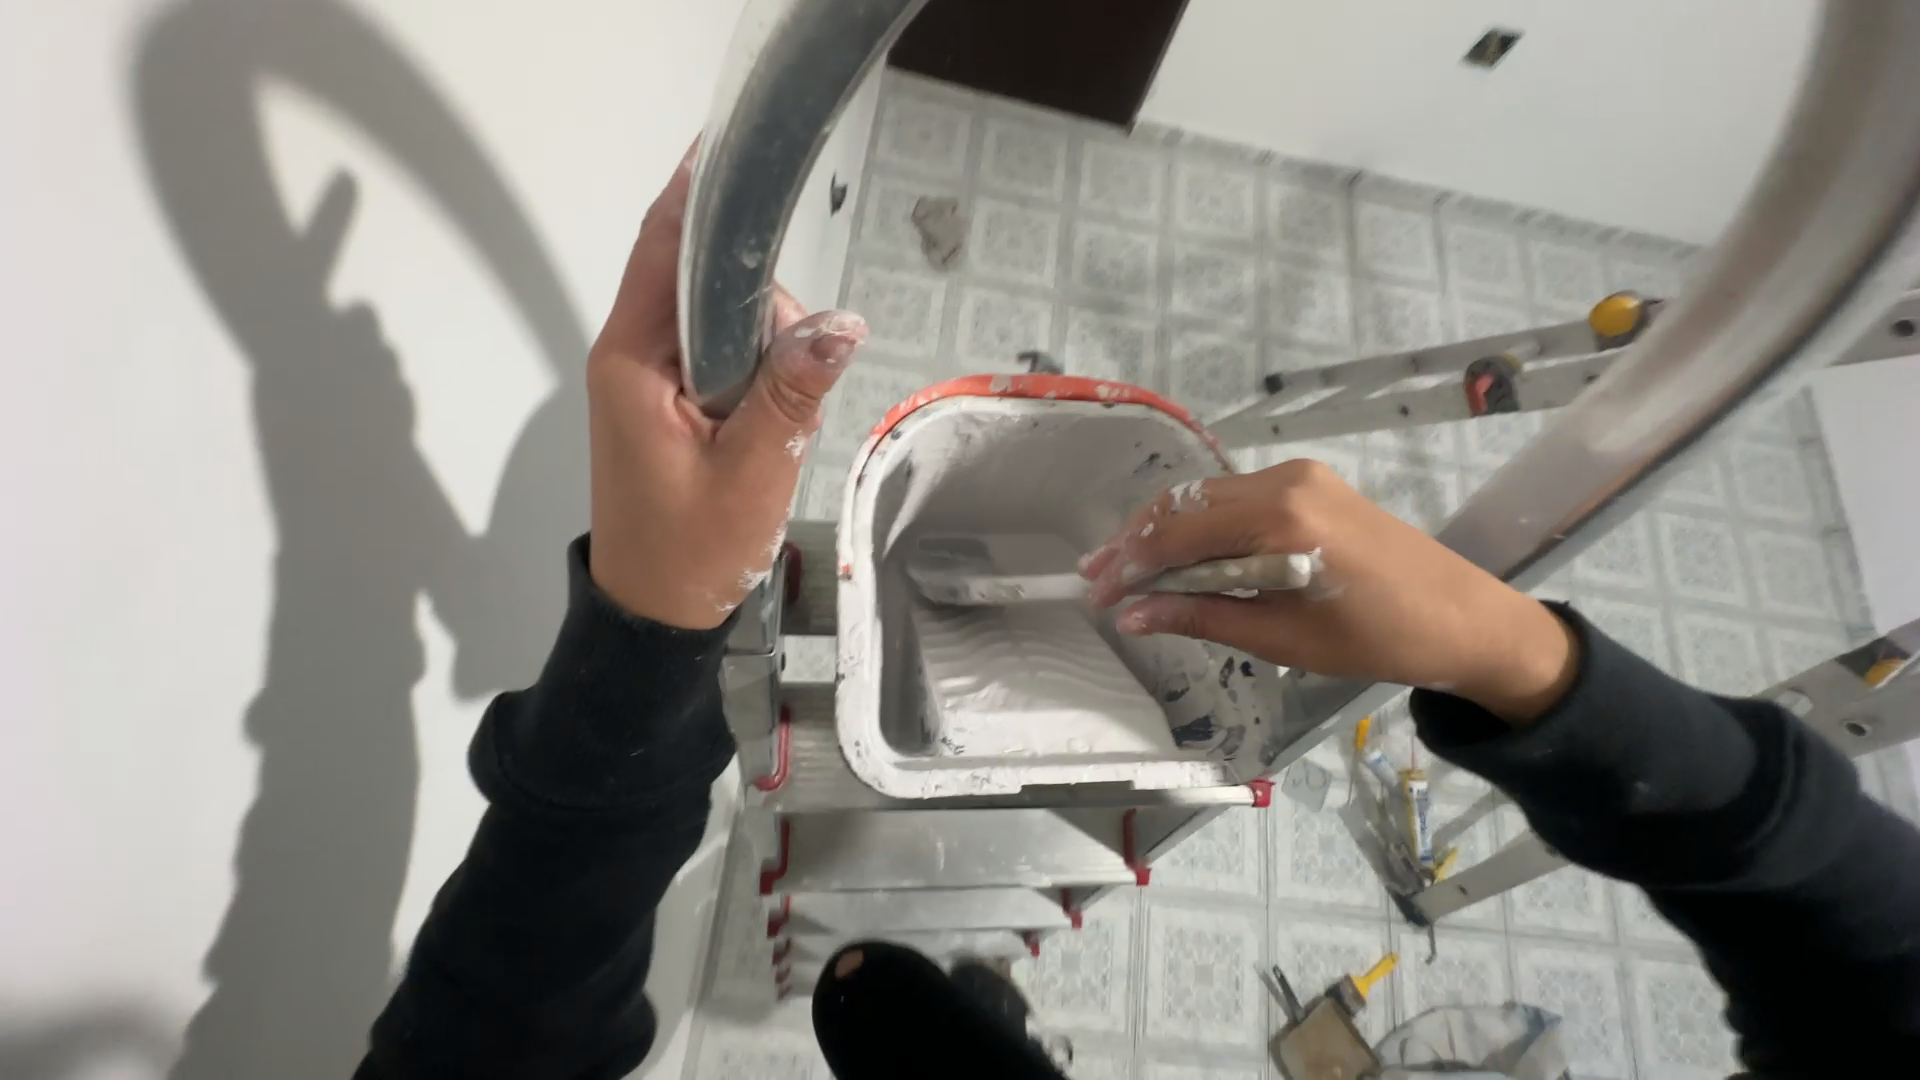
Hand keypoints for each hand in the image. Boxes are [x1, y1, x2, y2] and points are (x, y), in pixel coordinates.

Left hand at [586, 144, 865, 628]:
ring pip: (720, 322)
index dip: (704, 194)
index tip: (747, 150)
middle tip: (805, 366)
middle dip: (764, 303)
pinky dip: (759, 376)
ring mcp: (651, 381)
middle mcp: (635, 355)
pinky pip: (723, 360)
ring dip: (768, 349)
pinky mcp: (670, 404)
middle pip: (703, 279)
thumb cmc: (693, 548)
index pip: (666, 247)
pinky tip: (774, 424)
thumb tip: (843, 324)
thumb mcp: (754, 469)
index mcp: (636, 359)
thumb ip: (793, 392)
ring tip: (786, 418)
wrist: (658, 610)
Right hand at [1081, 460, 1578, 722]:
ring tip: (1123, 565)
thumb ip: (1201, 616)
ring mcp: (1295, 476)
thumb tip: (1132, 617)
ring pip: (1202, 497)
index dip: (1131, 565)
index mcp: (1281, 518)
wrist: (1466, 616)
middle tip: (1095, 576)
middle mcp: (1283, 481)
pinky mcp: (1304, 483)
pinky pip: (1230, 498)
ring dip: (1161, 531)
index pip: (1179, 535)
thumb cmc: (1379, 638)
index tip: (1097, 595)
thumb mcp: (1281, 638)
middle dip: (1134, 541)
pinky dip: (1196, 525)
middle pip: (1183, 505)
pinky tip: (1176, 551)